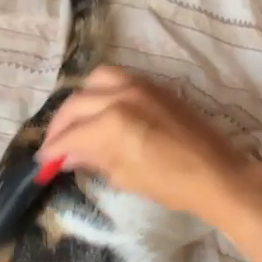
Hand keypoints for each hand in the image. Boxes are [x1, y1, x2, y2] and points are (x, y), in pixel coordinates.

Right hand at [40, 67, 261, 220]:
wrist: (217, 173)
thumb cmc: (171, 183)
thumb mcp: (125, 176)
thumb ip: (94, 160)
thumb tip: (68, 156)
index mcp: (112, 123)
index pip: (71, 135)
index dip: (53, 150)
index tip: (44, 160)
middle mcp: (121, 96)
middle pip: (76, 104)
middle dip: (61, 125)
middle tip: (54, 145)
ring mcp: (140, 86)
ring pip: (96, 80)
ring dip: (80, 99)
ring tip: (77, 120)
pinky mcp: (155, 86)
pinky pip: (119, 78)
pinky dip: (102, 90)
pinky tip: (101, 109)